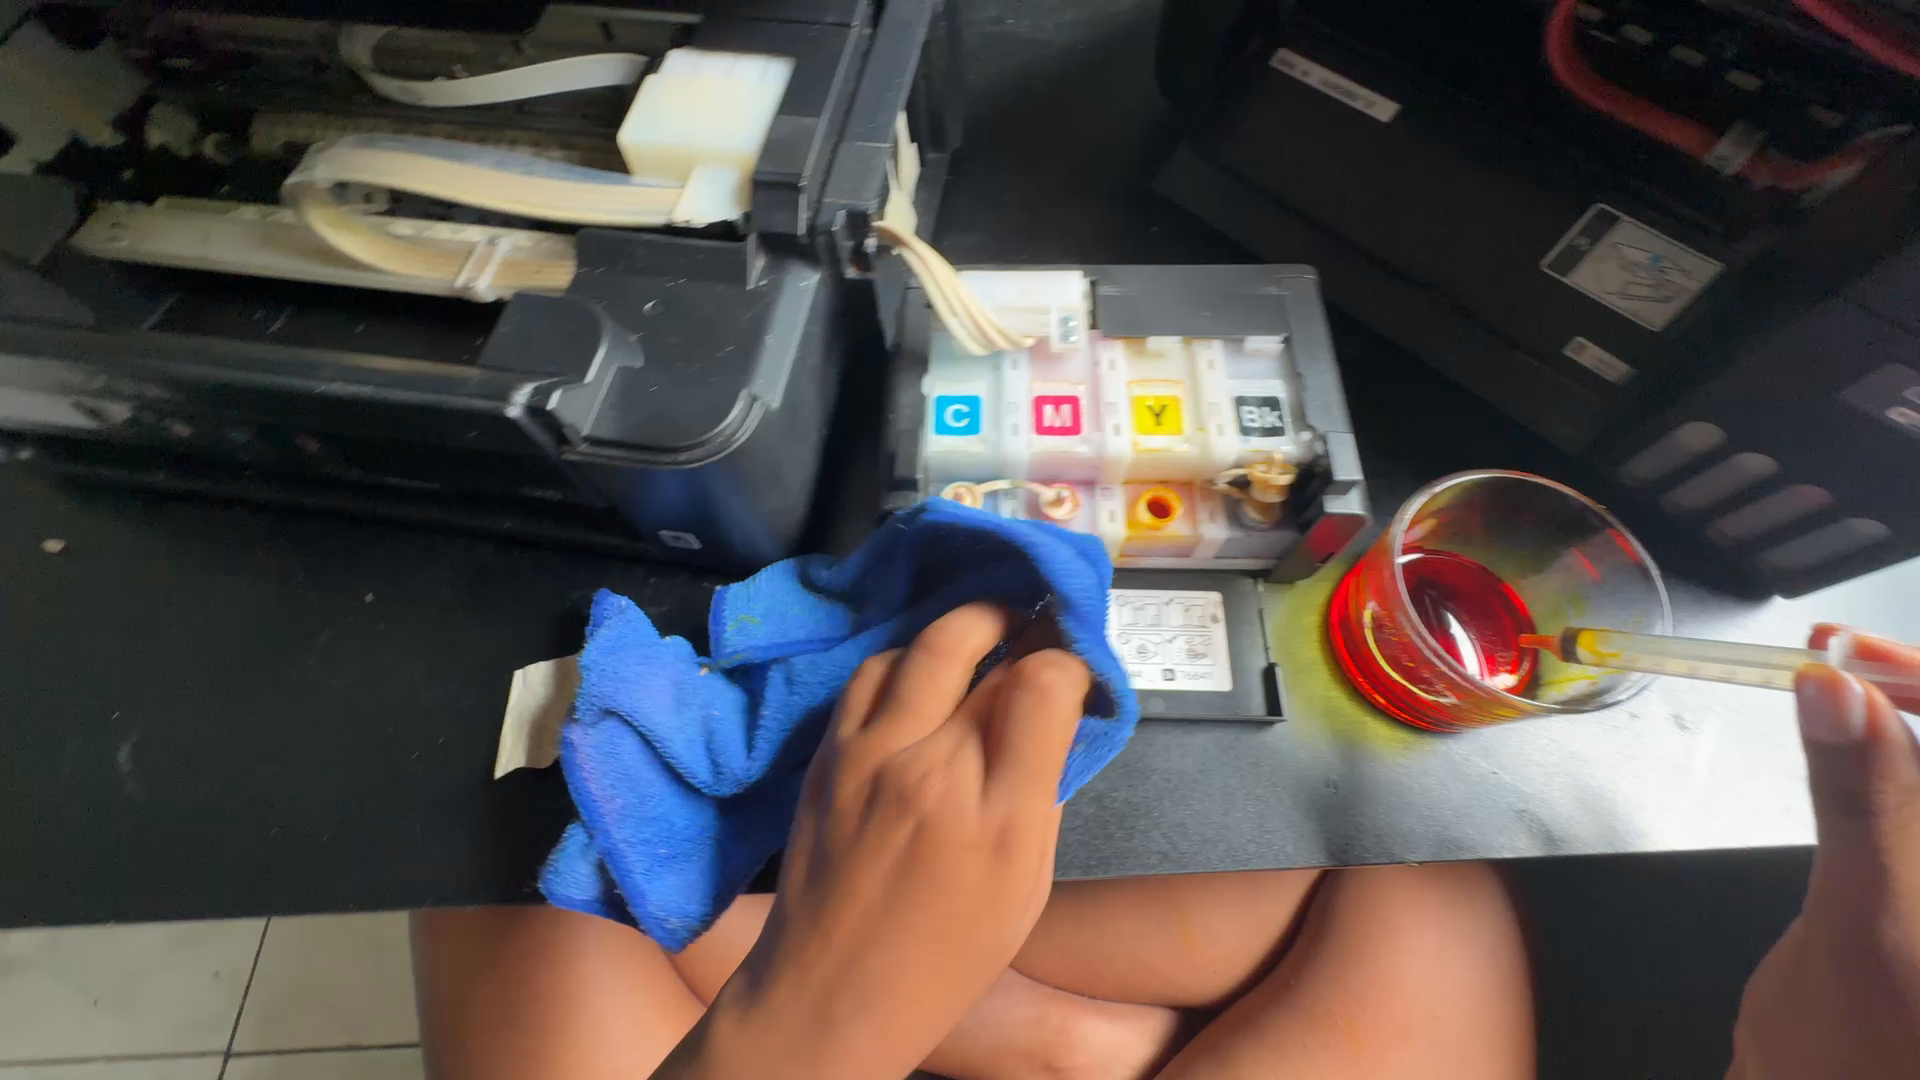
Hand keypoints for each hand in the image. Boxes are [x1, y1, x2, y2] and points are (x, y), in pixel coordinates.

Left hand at [658, 602, 1089, 1079]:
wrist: (830, 992)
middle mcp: (929, 767)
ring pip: (921, 645)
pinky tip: (923, 672)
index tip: (1069, 670)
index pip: (1040, 686)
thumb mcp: (1029, 883)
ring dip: (962, 628)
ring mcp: (868, 752)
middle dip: (1014, 619)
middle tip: (1028, 623)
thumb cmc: (947, 955)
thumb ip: (1046, 789)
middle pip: (976, 646)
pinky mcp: (828, 751)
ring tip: (983, 637)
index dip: (1065, 662)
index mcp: (997, 815)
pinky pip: (871, 672)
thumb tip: (1057, 715)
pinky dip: (908, 658)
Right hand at [1729, 626, 1919, 1079]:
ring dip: (1907, 712)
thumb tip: (1838, 689)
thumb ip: (1862, 803)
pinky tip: (1862, 729)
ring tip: (1843, 674)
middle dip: (1918, 688)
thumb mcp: (1868, 925)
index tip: (1857, 649)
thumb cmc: (1867, 1053)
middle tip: (1837, 654)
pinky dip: (1896, 751)